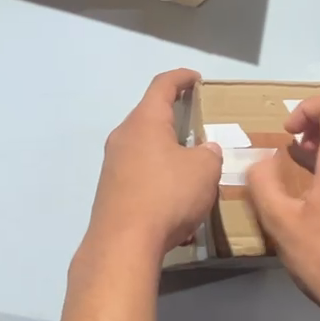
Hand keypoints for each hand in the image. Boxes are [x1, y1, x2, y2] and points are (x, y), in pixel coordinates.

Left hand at [83, 69, 222, 262]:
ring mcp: (112, 164)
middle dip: (175, 119)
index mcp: (145, 121)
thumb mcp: (204, 171)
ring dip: (168, 153)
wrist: (123, 242)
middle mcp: (123, 136)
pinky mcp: (110, 190)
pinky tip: (177, 202)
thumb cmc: (167, 195)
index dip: (181, 77)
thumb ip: (209, 154)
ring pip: (145, 148)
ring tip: (193, 168)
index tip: (196, 78)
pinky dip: (159, 179)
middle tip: (198, 126)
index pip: (162, 86)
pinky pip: (139, 175)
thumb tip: (205, 151)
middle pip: (150, 117)